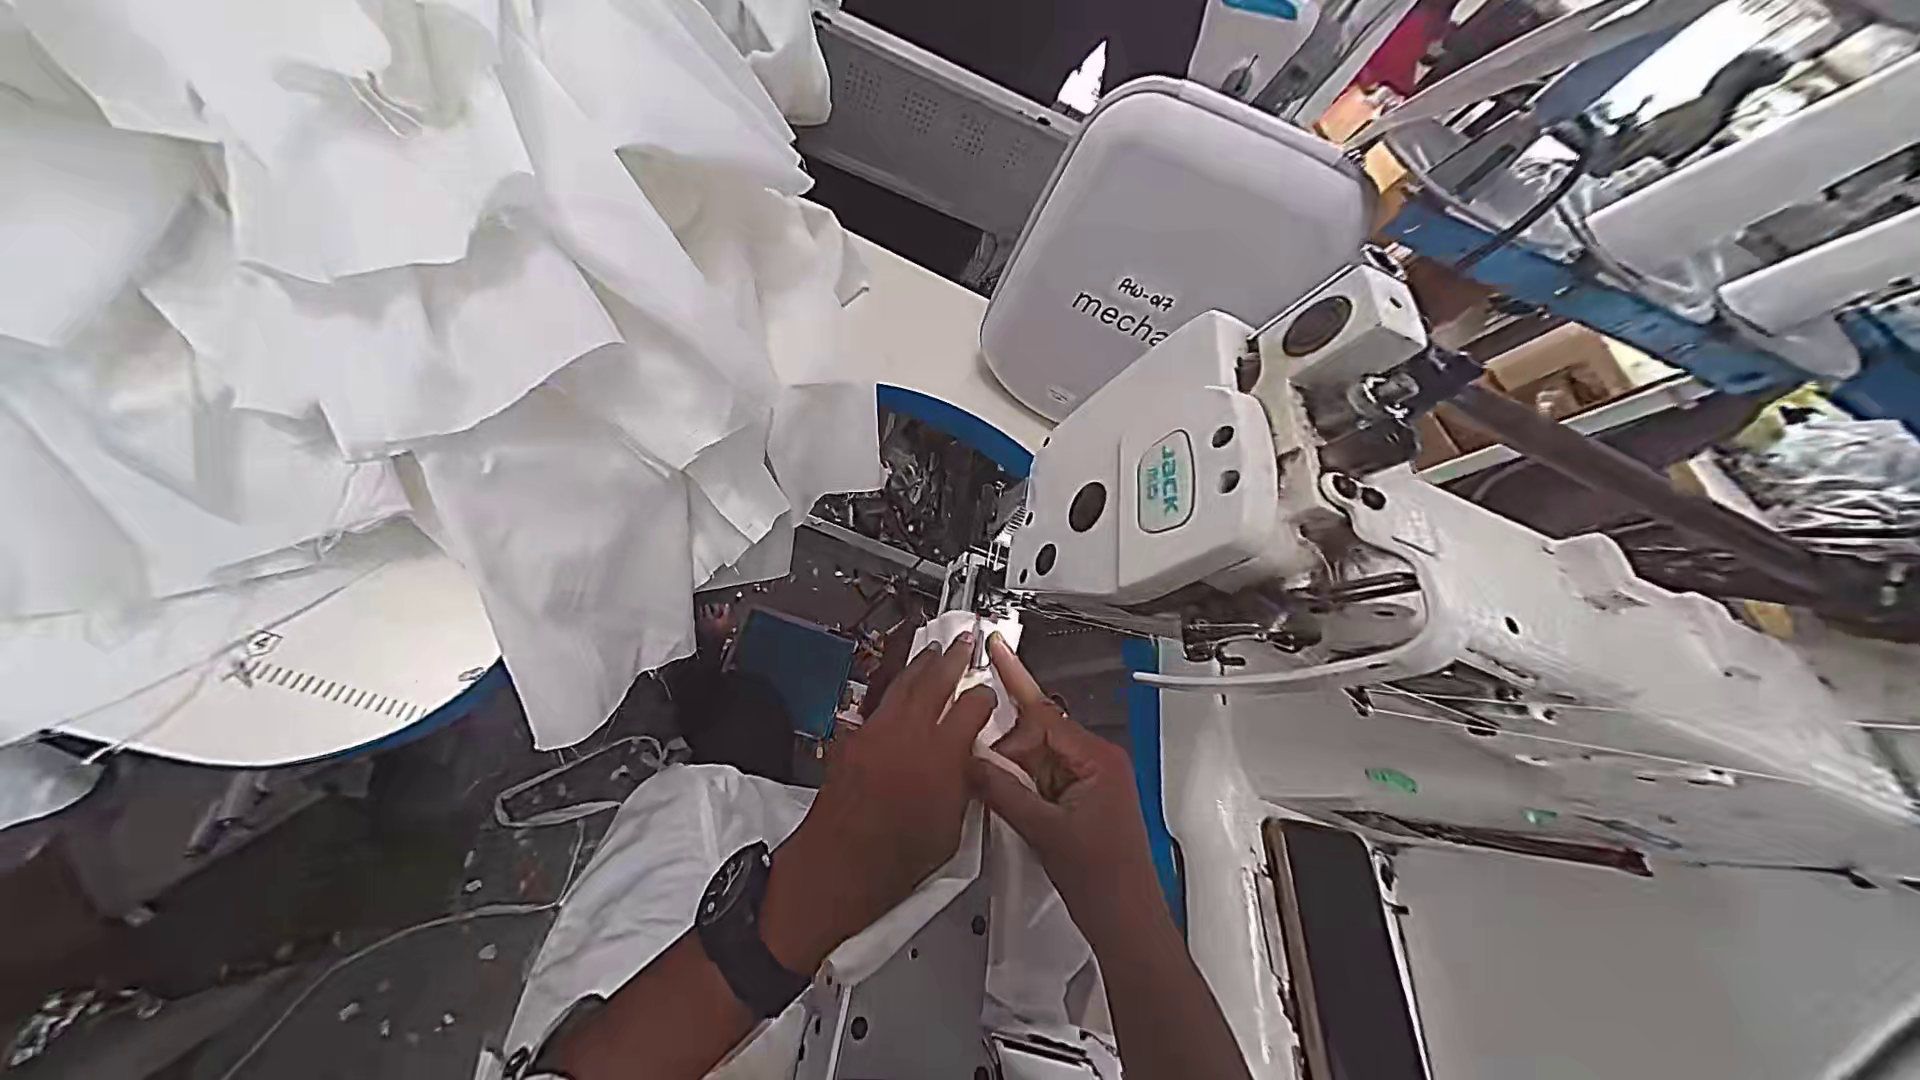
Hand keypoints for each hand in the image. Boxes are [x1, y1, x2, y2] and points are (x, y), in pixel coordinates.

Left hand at [760, 634, 994, 971]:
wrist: (838, 865)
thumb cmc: (893, 859)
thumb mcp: (952, 829)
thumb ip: (964, 786)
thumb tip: (969, 767)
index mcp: (943, 754)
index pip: (972, 707)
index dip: (985, 697)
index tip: (988, 695)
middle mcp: (911, 733)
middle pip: (937, 680)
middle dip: (954, 658)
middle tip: (963, 641)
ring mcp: (880, 731)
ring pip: (905, 683)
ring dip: (922, 663)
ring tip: (933, 650)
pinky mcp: (857, 738)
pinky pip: (880, 701)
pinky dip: (895, 686)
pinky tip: (901, 684)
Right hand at [968, 634, 1165, 939]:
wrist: (1127, 923)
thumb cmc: (1107, 882)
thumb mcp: (1045, 831)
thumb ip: (1004, 789)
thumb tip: (975, 761)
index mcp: (1096, 758)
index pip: (1045, 710)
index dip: (1014, 677)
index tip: (997, 650)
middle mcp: (1095, 761)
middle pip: (1036, 735)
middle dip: (1007, 753)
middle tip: (984, 770)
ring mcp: (1088, 779)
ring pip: (1036, 758)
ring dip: (1015, 774)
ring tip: (1012, 806)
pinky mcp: (1081, 797)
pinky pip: (1042, 777)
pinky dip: (1023, 788)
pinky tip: (1018, 808)